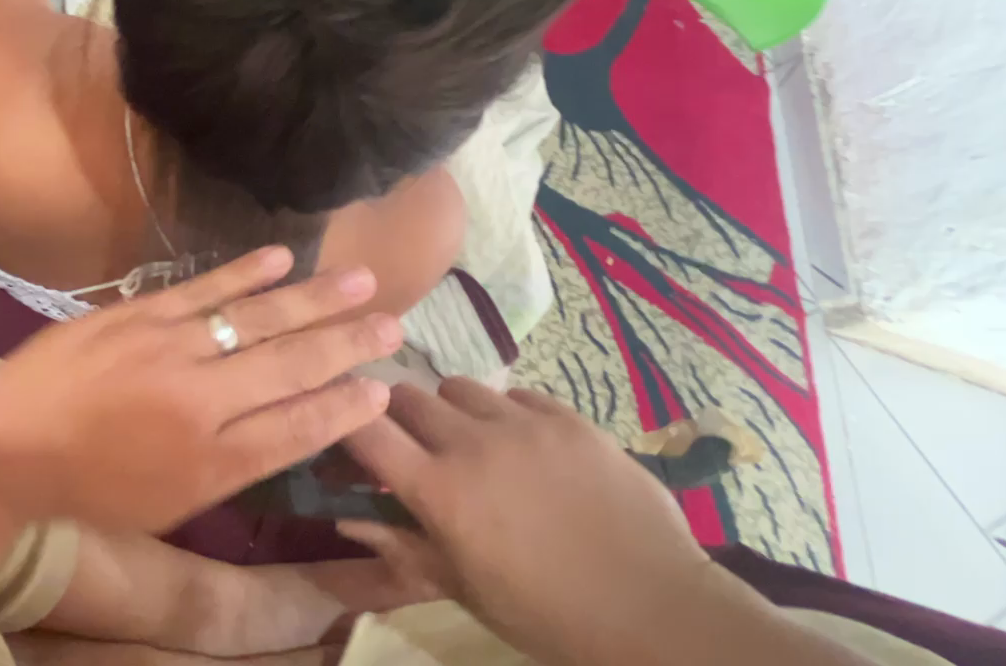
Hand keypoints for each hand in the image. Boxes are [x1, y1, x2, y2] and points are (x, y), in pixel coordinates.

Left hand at [0, 247, 402, 532]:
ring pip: (254, 319)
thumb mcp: (170, 502)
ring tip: (361, 280)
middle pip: (289, 366)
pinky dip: (243, 272)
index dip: (345, 409)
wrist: (8, 443)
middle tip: (393, 323)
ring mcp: (166, 347)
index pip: (297, 428)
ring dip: (312, 298)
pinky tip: (281, 257)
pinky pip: (200, 289)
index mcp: (210, 460)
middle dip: (347, 344)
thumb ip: (231, 466)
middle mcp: (199, 399)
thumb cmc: (90, 486)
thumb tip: (288, 428)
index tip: (383, 389)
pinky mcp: (136, 314)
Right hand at [340, 381, 719, 664]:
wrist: (662, 617)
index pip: (363, 427)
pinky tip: (526, 447)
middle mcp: (470, 443)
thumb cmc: (548, 616)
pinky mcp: (568, 419)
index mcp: (439, 490)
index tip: (344, 427)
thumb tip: (344, 521)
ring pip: (457, 387)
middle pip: (404, 395)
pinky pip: (515, 395)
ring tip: (472, 440)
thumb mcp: (463, 589)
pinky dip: (505, 413)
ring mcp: (523, 425)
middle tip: (412, 442)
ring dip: (450, 409)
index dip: (344, 418)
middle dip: (396, 414)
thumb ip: (400, 546)